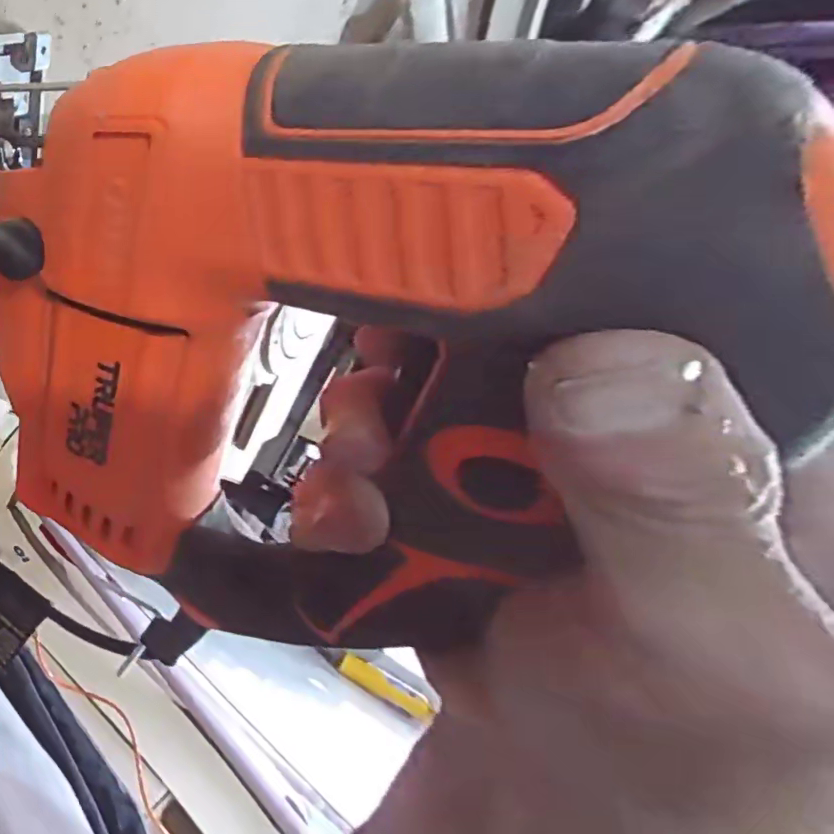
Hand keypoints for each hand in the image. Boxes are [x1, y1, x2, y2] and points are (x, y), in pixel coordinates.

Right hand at [294, 329, 833, 832]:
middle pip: (486, 347)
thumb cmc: (698, 749)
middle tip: (378, 405)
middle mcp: (609, 436)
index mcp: (723, 440)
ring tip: (355, 488)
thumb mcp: (718, 640)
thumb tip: (601, 354)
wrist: (567, 810)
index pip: (638, 308)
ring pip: (410, 400)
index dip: (538, 282)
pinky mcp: (439, 502)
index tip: (447, 288)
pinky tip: (344, 526)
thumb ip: (675, 507)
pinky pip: (368, 461)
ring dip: (358, 436)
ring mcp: (512, 471)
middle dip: (413, 371)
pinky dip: (338, 488)